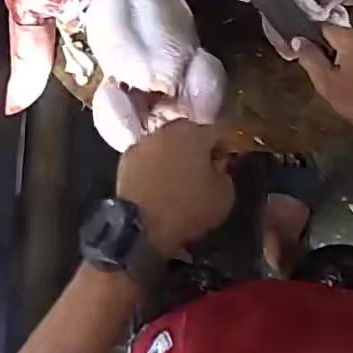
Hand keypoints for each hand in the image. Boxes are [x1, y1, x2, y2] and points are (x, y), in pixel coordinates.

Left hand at [116, 120, 233, 253]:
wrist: (142, 223)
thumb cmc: (188, 207)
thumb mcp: (224, 197)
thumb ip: (225, 175)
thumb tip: (217, 167)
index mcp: (195, 133)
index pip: (218, 133)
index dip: (225, 147)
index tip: (225, 164)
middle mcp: (168, 129)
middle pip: (189, 134)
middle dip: (198, 148)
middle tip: (202, 171)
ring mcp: (144, 140)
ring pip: (166, 143)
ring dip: (173, 155)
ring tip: (177, 178)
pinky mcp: (127, 155)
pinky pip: (148, 156)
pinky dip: (153, 164)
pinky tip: (156, 183)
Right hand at [293, 24, 352, 151]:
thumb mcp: (329, 85)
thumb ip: (310, 59)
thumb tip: (298, 40)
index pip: (323, 28)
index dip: (313, 42)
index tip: (311, 60)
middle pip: (341, 37)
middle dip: (333, 53)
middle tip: (331, 79)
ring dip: (350, 61)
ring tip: (350, 86)